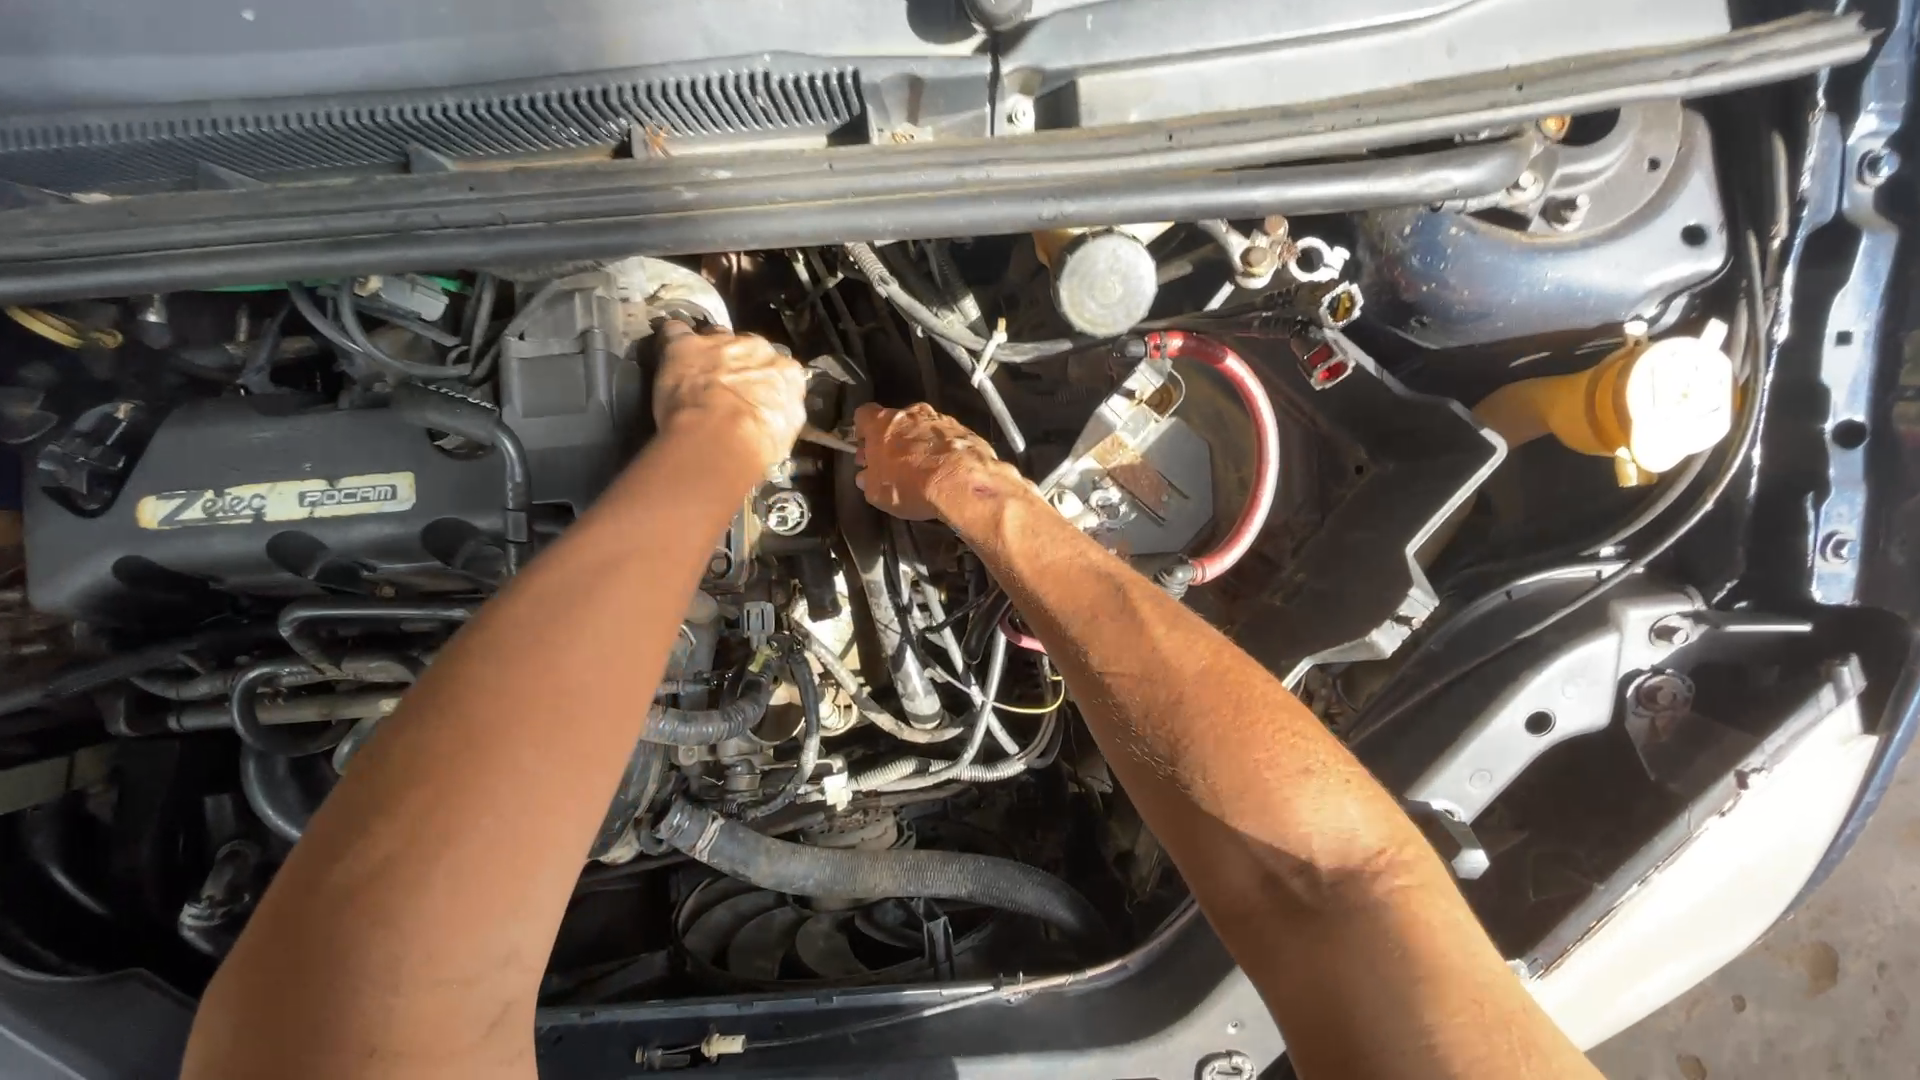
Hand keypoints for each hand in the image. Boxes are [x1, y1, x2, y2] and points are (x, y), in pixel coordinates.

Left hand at [652, 321, 807, 470]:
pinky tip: (669, 355)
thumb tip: (775, 413)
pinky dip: (673, 341)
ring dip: (708, 352)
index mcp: (788, 372)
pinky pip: (676, 332)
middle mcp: (758, 349)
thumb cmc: (757, 443)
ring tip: (696, 373)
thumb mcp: (785, 432)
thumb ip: (782, 411)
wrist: (720, 437)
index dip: (765, 382)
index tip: (756, 396)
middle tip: (725, 388)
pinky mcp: (685, 344)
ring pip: (714, 336)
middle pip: (748, 347)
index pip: (780, 371)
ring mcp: (721, 342)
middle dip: (738, 362)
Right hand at [852, 403, 1018, 521]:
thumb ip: (869, 479)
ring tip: (924, 469)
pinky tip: (946, 469)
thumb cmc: (910, 486)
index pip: (863, 415)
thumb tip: (867, 475)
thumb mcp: (877, 493)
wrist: (963, 485)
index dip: (863, 432)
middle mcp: (910, 413)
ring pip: (922, 427)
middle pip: (894, 421)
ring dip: (918, 443)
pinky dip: (942, 449)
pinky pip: (946, 437)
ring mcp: (940, 418)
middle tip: (894, 464)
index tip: (866, 449)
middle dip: (891, 439)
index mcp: (882, 423)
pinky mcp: (964, 429)